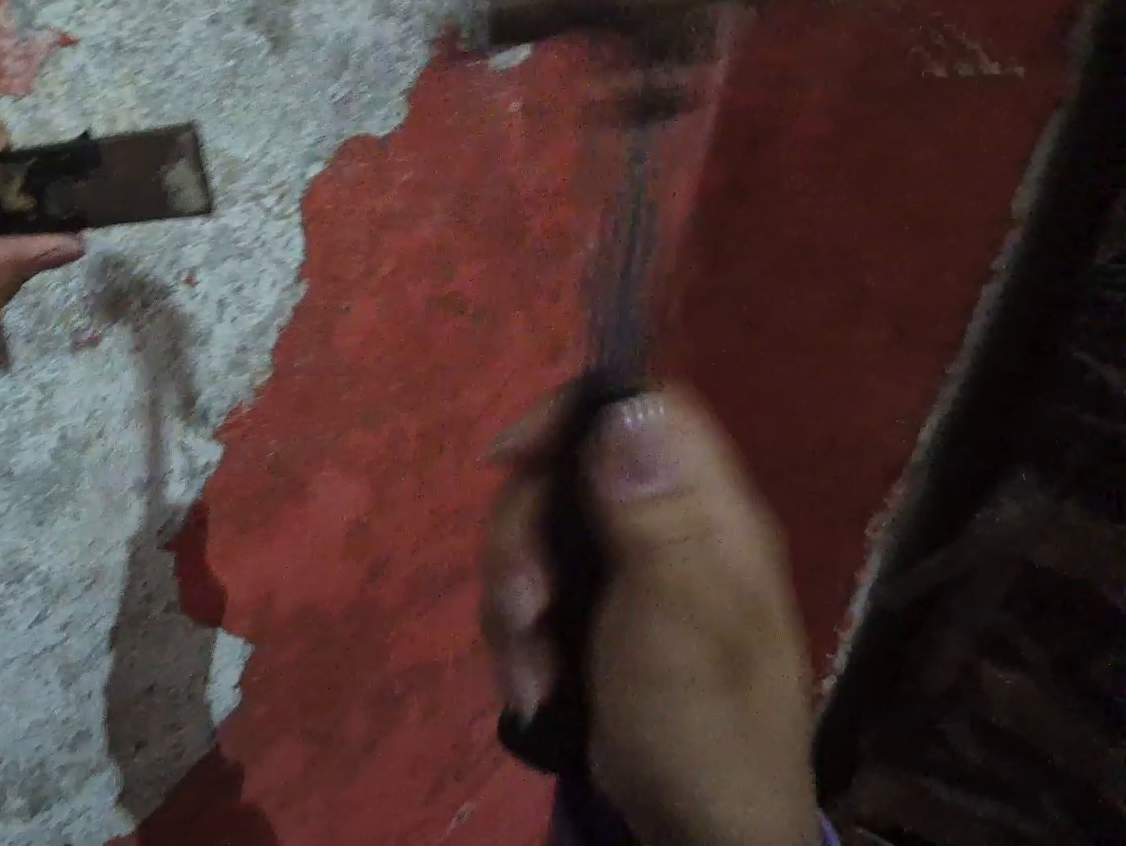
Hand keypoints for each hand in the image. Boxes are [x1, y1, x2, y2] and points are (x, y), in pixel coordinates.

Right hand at [483, 388, 820, 845]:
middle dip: (520, 539)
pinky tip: (533, 680)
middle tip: (524, 605)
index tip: (511, 458)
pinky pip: (524, 585)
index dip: (572, 416)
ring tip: (530, 667)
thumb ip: (654, 515)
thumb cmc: (700, 728)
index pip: (642, 411)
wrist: (692, 833)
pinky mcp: (587, 607)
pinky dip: (515, 632)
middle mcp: (660, 526)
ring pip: (530, 534)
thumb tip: (628, 410)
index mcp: (703, 514)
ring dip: (511, 599)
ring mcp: (620, 568)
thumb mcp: (678, 620)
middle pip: (560, 476)